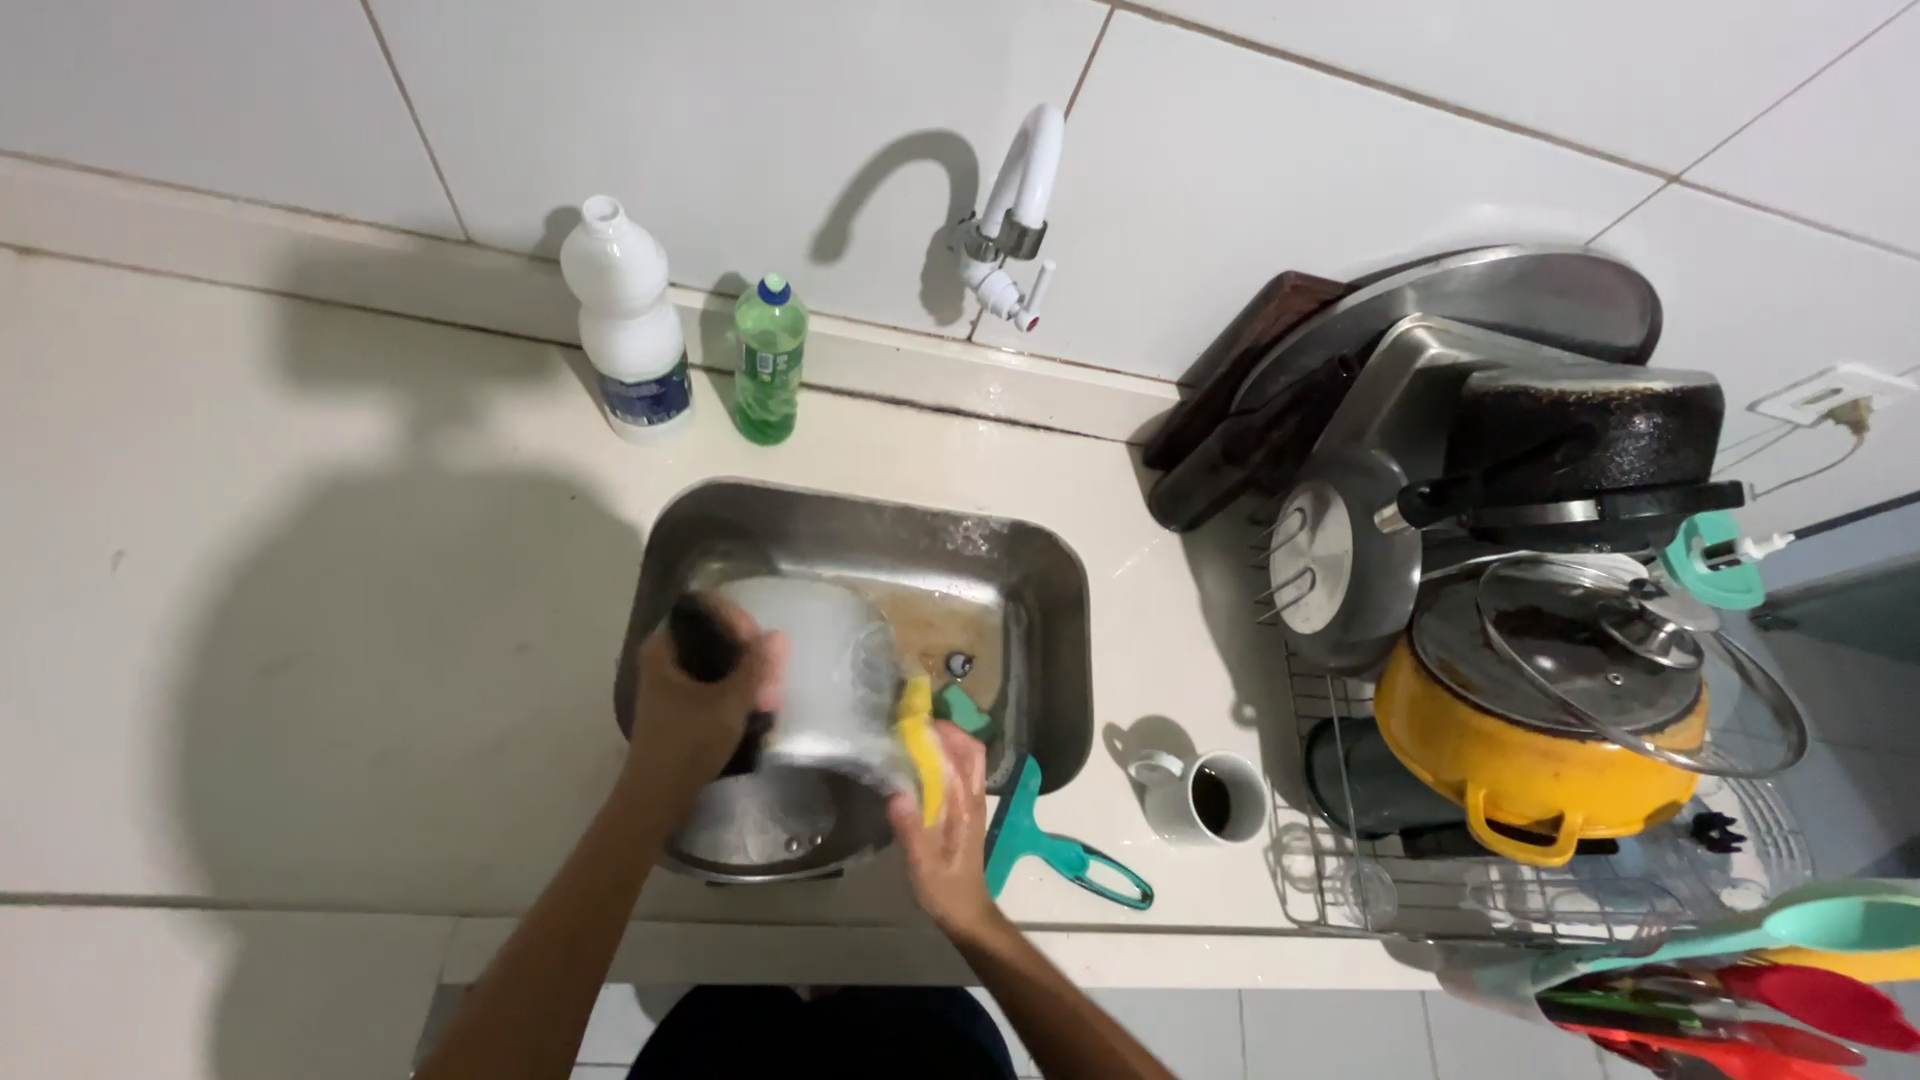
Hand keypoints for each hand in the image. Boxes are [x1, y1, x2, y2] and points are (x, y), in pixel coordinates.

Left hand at [625, 593, 786, 805]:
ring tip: (772, 697)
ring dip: (748, 674)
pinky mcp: (680, 707)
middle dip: (749, 652)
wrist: (656, 799)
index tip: (758, 643)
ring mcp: (671, 684)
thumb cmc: (688, 744)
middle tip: (773, 674)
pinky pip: (714, 684)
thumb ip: (755, 667)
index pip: (704, 609)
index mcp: (664, 647)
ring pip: (718, 663)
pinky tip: (759, 707)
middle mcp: (664, 659)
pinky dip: (736, 691)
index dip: (736, 619)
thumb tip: (777, 636)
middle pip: (714, 636)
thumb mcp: (728, 703)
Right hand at [888, 722, 1003, 939]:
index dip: (947, 733)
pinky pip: (959, 773)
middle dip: (948, 731)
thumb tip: (896, 793)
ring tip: (913, 737)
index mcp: (967, 805)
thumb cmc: (946, 890)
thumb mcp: (923, 865)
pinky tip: (917, 764)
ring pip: (967, 760)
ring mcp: (971, 802)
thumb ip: (911, 830)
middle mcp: (974, 797)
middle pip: (971, 751)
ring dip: (946, 742)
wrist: (966, 912)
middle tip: (915, 724)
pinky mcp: (964, 810)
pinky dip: (943, 758)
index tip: (918, 722)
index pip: (966, 756)